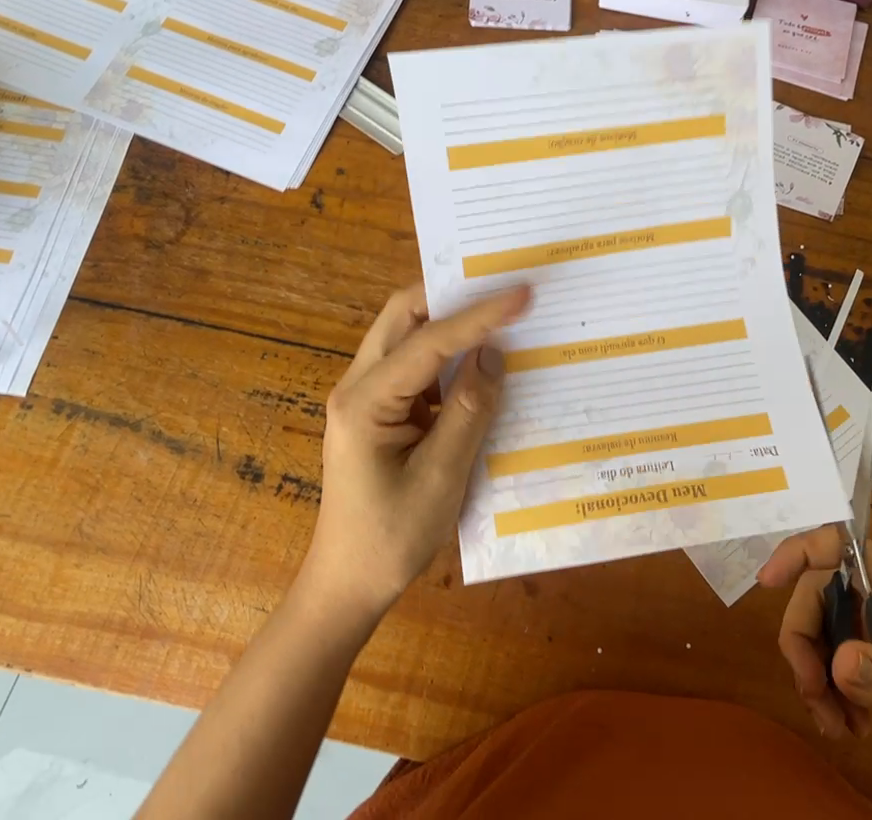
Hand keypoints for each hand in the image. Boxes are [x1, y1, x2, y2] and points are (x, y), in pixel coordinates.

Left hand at [304, 283, 531, 616]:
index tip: (523, 292)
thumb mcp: (440, 477)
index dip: (479, 315)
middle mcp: (359, 387)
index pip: (429, 340)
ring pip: (409, 338)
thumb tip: (494, 354)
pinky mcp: (382, 415)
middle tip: (502, 287)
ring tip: (500, 317)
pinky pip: (417, 370)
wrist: (348, 583)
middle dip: (452, 296)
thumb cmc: (390, 538)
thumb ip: (469, 411)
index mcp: (365, 401)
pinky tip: (482, 365)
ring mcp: (367, 399)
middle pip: (404, 317)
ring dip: (451, 325)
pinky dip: (449, 359)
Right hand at [759, 529, 871, 817]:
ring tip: (838, 726)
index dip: (800, 552)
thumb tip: (832, 659)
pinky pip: (851, 650)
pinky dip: (840, 683)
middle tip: (815, 700)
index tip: (767, 583)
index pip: (843, 546)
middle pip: (823, 593)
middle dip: (805, 642)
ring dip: (821, 672)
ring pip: (832, 626)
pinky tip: (852, 722)